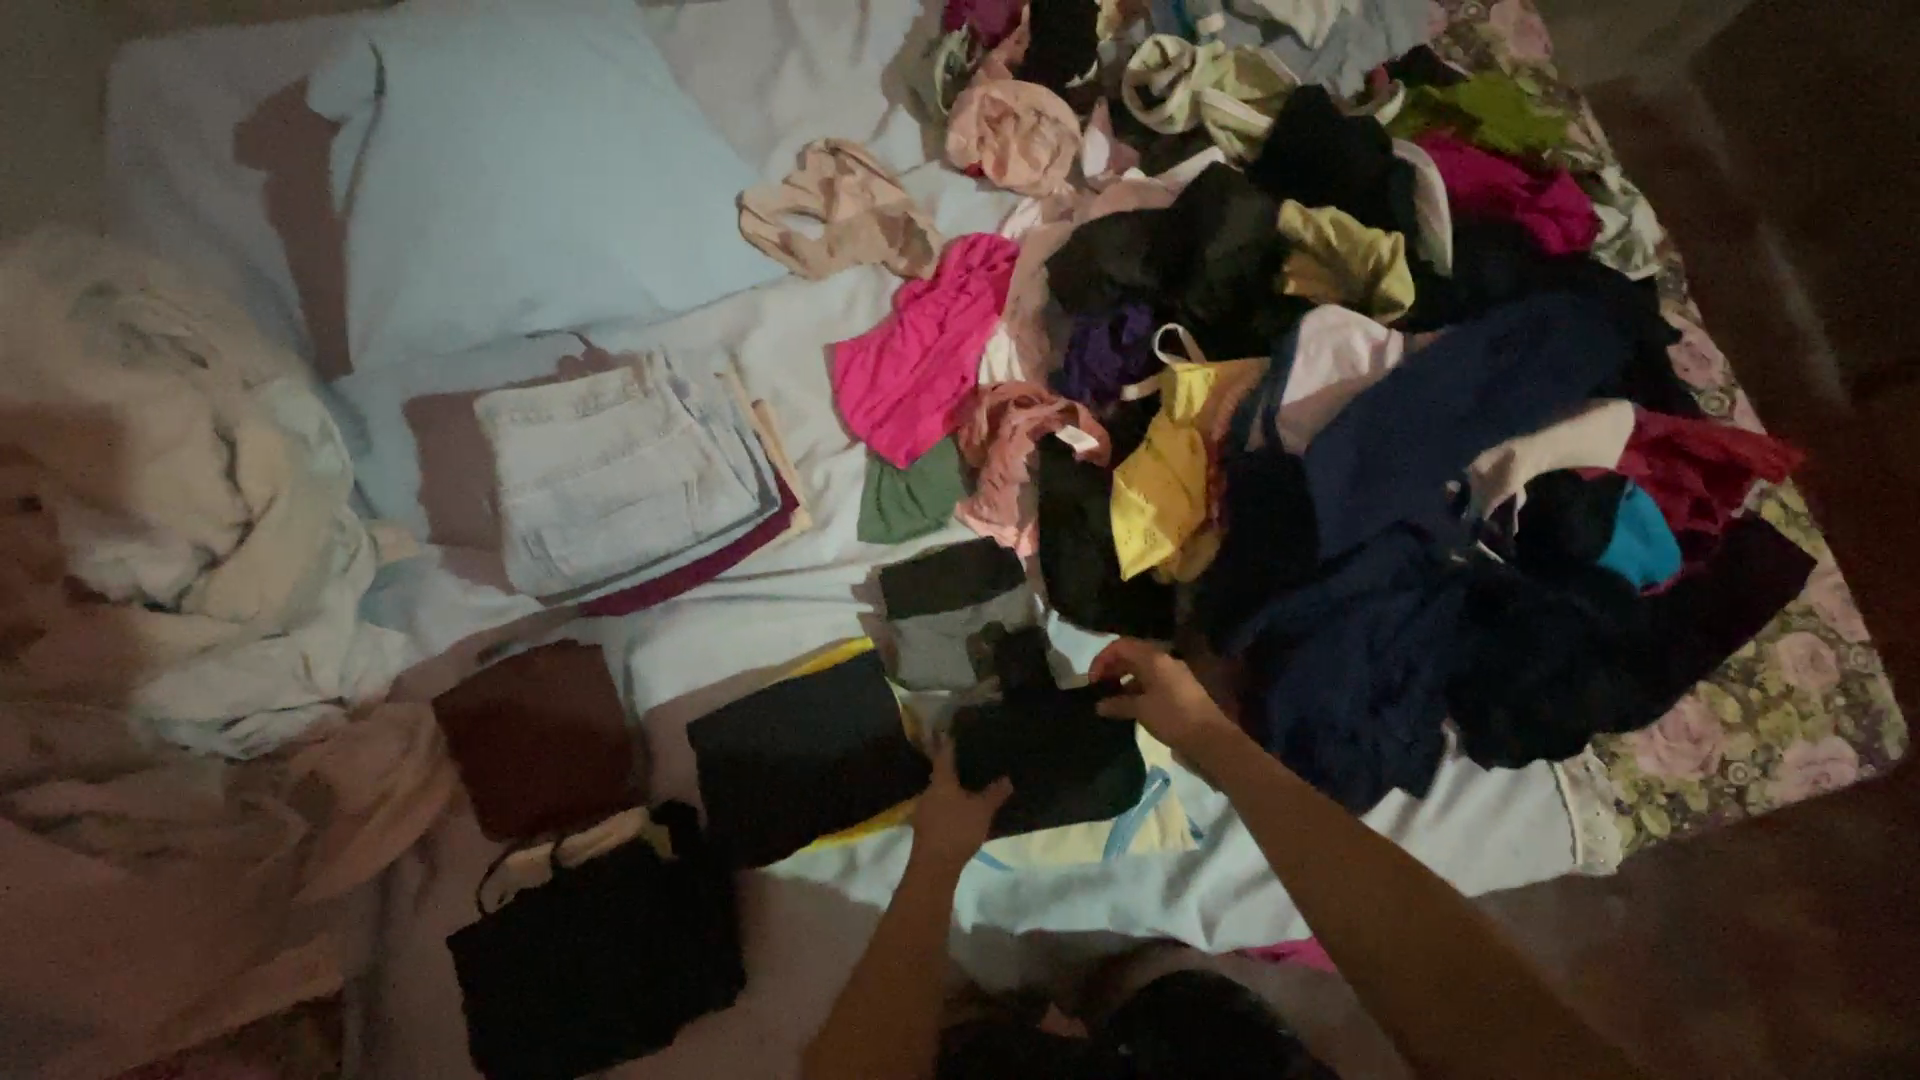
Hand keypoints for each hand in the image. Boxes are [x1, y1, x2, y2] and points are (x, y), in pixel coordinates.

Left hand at [908, 740, 1012, 875]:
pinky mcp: (924, 828)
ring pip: (939, 794)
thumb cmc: (957, 830)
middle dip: (952, 770)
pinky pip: (938, 810)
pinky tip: (959, 814)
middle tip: (968, 763)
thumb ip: (994, 794)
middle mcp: (928, 792)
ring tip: (967, 789)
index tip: (950, 731)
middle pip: (940, 776)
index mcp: (941, 782)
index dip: (948, 744)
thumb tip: (1007, 779)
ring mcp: (923, 811)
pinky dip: (948, 807)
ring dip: (951, 791)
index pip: (943, 756)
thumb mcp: (982, 811)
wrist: (933, 866)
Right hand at [1088, 638, 1237, 755]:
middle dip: (1112, 668)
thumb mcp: (1141, 710)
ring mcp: (1173, 675)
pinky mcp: (1179, 690)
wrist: (1211, 739)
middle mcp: (1164, 661)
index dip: (1102, 659)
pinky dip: (1136, 689)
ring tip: (1110, 699)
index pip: (1120, 646)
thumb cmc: (1173, 718)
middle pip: (1131, 655)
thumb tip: (1100, 705)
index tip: (1093, 681)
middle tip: (1099, 689)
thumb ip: (1118, 704)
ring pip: (1141, 669)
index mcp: (1154, 658)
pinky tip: (1128, 707)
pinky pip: (1151, 682)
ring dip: (1123, 680)